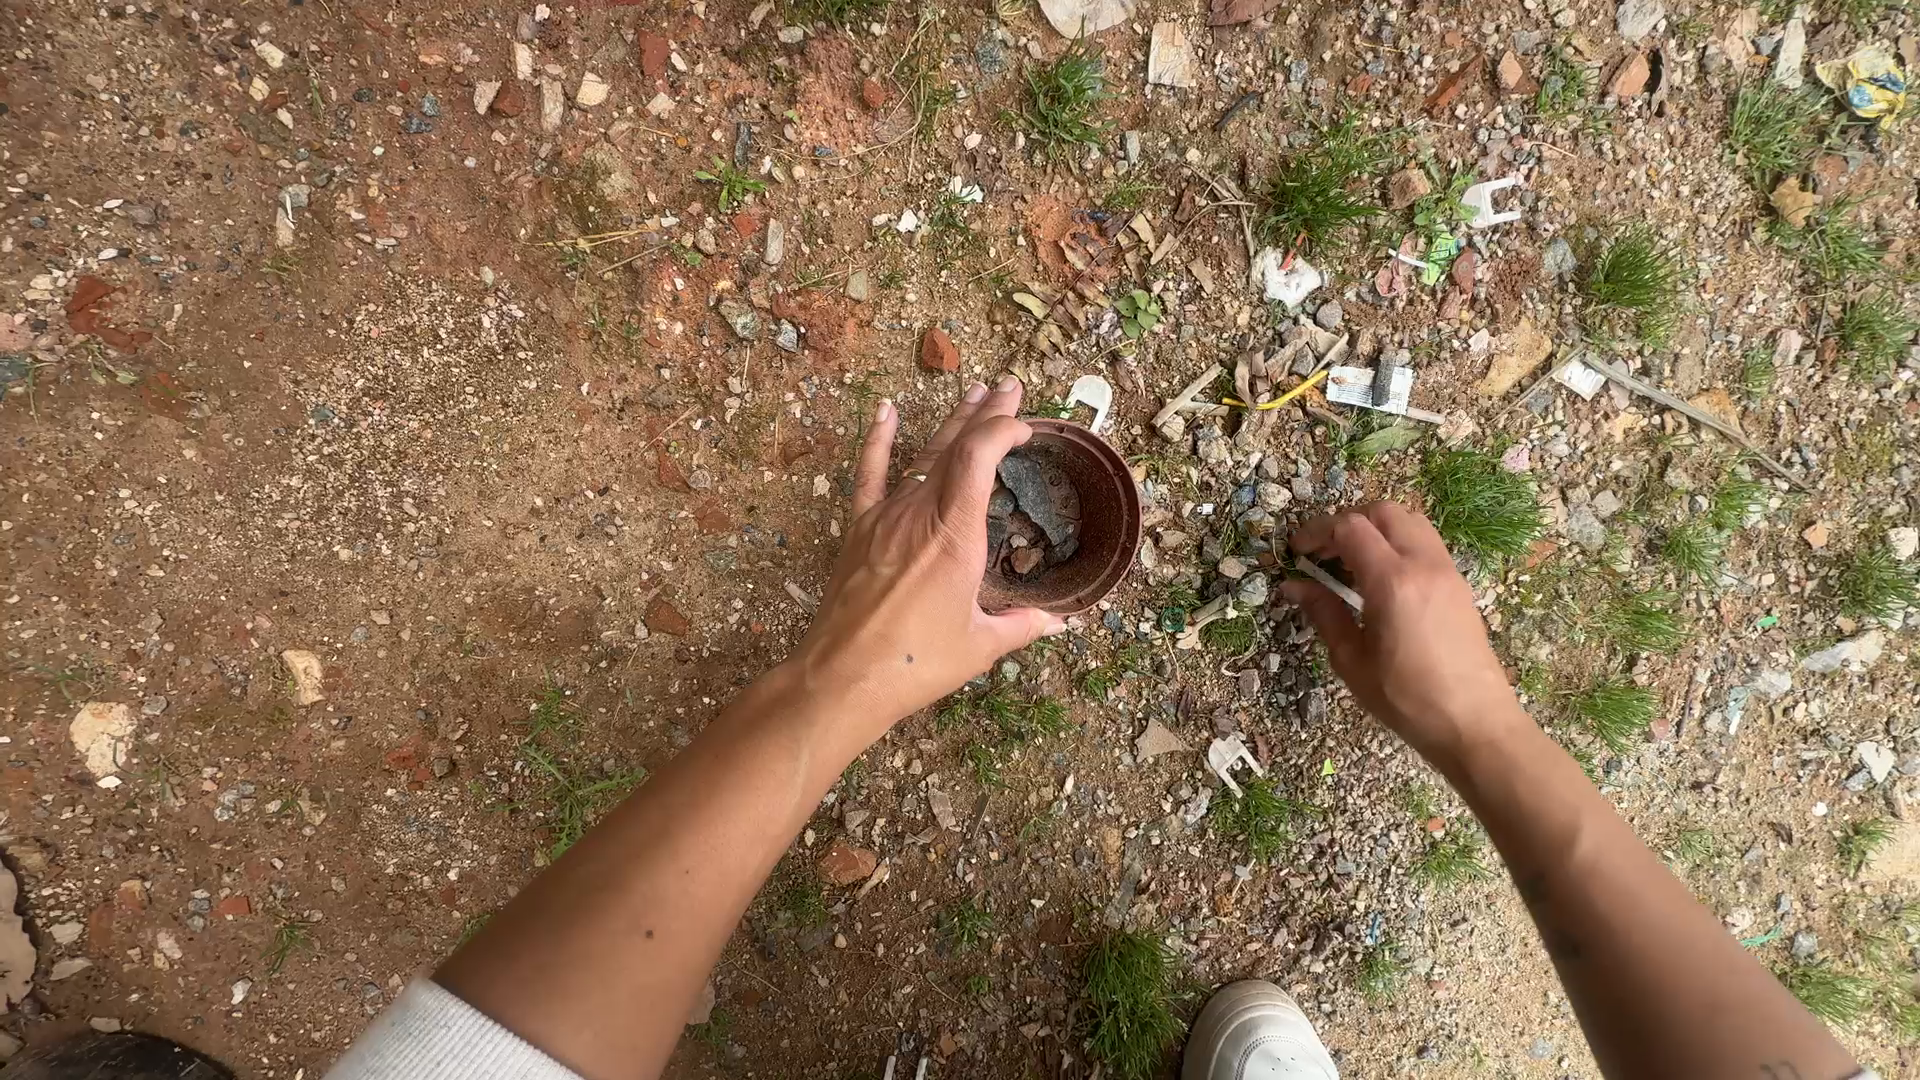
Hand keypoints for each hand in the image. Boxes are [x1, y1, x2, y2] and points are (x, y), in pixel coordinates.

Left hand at [788, 376, 1065, 737]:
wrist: (845, 675)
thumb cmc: (917, 662)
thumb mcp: (980, 645)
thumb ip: (1023, 625)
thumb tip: (1059, 621)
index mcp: (957, 535)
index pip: (980, 456)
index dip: (1003, 429)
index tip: (1025, 425)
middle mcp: (921, 514)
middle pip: (955, 446)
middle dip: (986, 413)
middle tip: (1009, 386)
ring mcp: (886, 517)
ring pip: (922, 455)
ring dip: (950, 423)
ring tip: (972, 392)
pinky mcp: (859, 529)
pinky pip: (869, 474)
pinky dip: (877, 440)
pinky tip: (885, 410)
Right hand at [1278, 502, 1522, 764]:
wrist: (1475, 724)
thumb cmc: (1405, 697)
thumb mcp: (1350, 658)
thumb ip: (1323, 612)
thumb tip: (1293, 585)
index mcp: (1392, 581)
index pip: (1350, 527)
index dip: (1317, 531)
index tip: (1296, 551)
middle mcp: (1424, 565)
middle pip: (1384, 511)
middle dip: (1347, 522)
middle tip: (1323, 551)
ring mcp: (1448, 572)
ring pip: (1409, 521)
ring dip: (1375, 529)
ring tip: (1350, 562)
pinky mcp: (1459, 585)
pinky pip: (1425, 543)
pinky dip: (1397, 544)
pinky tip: (1378, 578)